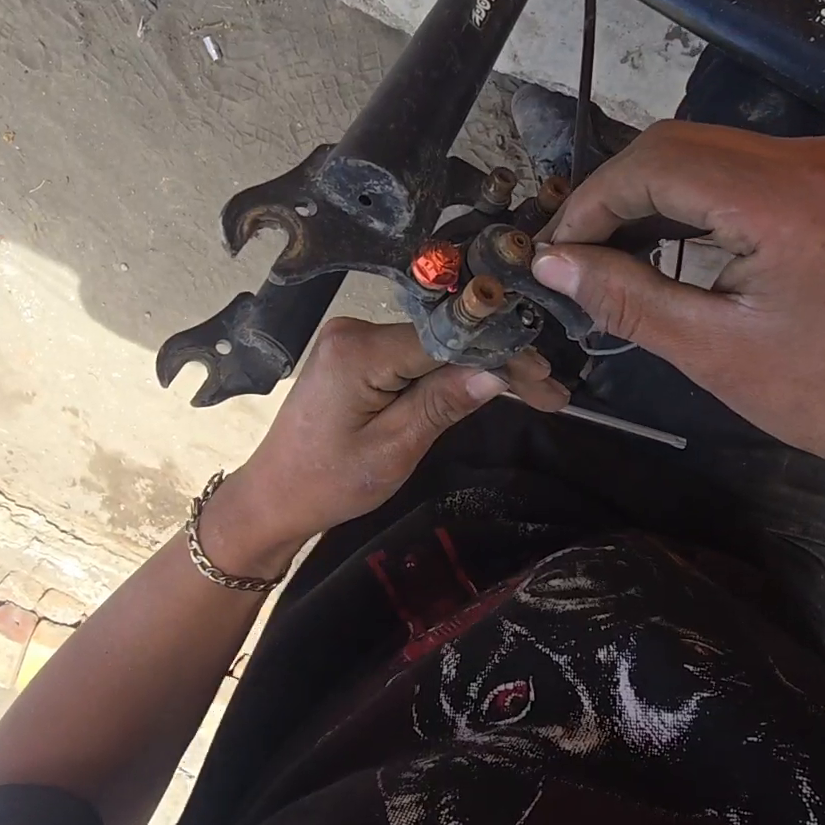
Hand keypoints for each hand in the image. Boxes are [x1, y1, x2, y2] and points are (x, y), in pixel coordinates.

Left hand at [202, 319, 568, 575]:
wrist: (273, 495)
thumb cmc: (328, 483)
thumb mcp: (392, 450)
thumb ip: (441, 404)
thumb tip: (494, 371)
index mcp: (358, 349)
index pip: (446, 337)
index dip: (499, 354)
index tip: (545, 378)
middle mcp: (355, 328)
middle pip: (444, 337)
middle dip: (498, 362)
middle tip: (551, 393)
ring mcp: (354, 337)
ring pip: (434, 345)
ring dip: (480, 367)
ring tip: (534, 391)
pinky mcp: (357, 352)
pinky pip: (414, 354)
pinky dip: (450, 371)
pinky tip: (487, 382)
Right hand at [530, 121, 824, 473]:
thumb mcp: (712, 352)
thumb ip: (624, 297)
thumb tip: (551, 264)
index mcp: (787, 202)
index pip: (655, 165)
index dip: (591, 203)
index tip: (554, 251)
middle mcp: (811, 157)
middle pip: (673, 145)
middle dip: (611, 195)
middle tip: (573, 253)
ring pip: (699, 149)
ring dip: (644, 193)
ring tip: (607, 249)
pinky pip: (734, 166)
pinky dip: (685, 196)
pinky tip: (660, 237)